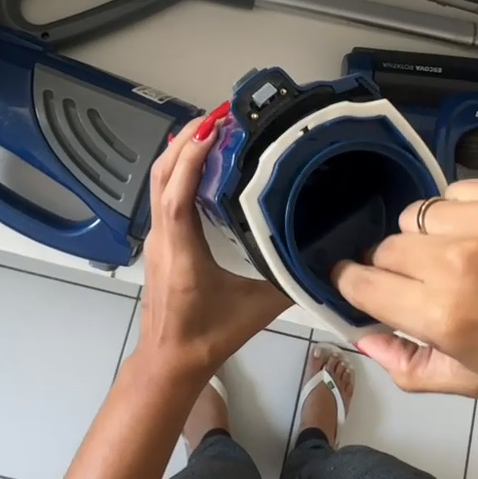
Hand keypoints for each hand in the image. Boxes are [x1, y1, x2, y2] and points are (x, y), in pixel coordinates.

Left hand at [133, 114, 288, 383]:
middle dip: (185, 139)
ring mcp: (157, 238)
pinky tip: (200, 159)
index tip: (214, 130)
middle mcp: (163, 238)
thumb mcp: (255, 310)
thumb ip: (287, 282)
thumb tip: (320, 256)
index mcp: (182, 253)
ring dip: (179, 150)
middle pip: (161, 176)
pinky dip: (177, 167)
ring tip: (211, 127)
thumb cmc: (207, 338)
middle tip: (218, 115)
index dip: (191, 159)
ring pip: (157, 181)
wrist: (168, 363)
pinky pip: (162, 193)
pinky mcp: (160, 241)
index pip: (177, 195)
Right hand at [335, 180, 477, 400]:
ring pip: (415, 215)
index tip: (356, 285)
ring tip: (458, 257)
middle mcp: (454, 261)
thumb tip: (363, 336)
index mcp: (443, 315)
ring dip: (424, 237)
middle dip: (391, 267)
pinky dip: (455, 212)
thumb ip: (409, 364)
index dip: (350, 284)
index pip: (361, 283)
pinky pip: (451, 192)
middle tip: (423, 284)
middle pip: (384, 247)